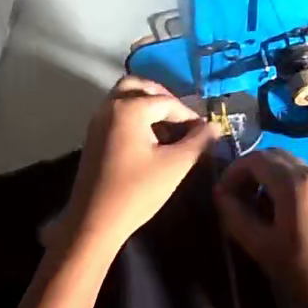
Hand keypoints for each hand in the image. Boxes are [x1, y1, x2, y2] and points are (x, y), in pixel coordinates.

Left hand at [63, 76, 219, 249]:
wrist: (95, 222)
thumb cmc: (137, 191)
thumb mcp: (175, 165)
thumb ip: (199, 141)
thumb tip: (214, 127)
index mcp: (129, 108)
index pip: (167, 101)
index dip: (189, 115)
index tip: (205, 132)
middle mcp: (109, 107)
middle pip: (139, 86)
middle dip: (164, 97)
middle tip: (183, 118)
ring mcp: (97, 122)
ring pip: (125, 99)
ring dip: (148, 106)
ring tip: (170, 130)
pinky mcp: (93, 138)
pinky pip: (116, 113)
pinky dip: (135, 116)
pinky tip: (151, 141)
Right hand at [213, 149, 307, 307]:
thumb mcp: (263, 249)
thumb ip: (236, 216)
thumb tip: (220, 195)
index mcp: (297, 184)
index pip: (256, 159)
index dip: (233, 172)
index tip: (221, 196)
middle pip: (275, 156)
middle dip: (250, 173)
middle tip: (236, 200)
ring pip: (291, 166)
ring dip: (268, 179)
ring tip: (256, 210)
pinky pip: (306, 179)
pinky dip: (287, 186)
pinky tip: (281, 216)